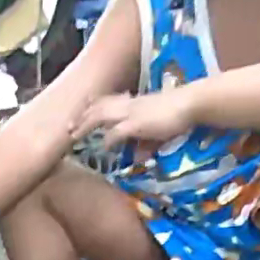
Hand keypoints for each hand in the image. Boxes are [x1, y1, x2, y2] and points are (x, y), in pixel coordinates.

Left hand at [73, 90, 194, 146]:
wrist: (193, 103)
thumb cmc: (178, 113)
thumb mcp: (156, 128)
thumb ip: (145, 141)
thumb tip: (138, 157)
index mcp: (133, 103)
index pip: (107, 102)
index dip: (92, 107)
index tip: (79, 113)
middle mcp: (128, 105)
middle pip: (98, 108)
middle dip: (81, 117)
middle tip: (66, 127)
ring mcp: (131, 113)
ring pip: (100, 116)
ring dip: (85, 126)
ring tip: (72, 135)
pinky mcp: (136, 124)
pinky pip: (116, 132)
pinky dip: (107, 140)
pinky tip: (102, 148)